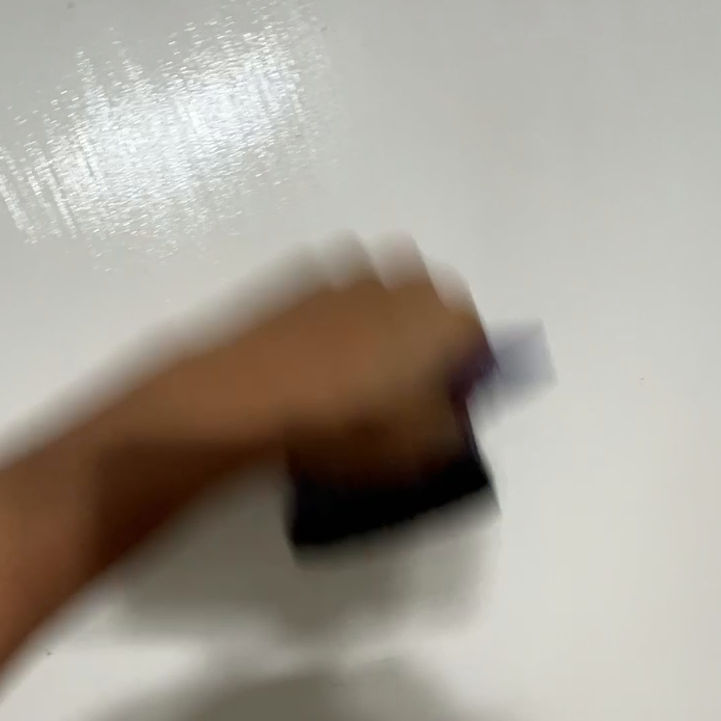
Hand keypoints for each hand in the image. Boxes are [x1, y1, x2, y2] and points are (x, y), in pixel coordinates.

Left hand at [131, 240, 486, 479]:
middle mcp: (405, 278)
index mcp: (445, 314)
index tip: (437, 410)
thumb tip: (453, 410)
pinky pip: (336, 304)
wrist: (245, 396)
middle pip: (429, 316)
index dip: (461, 380)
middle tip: (392, 399)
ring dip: (377, 334)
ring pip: (381, 306)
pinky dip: (334, 326)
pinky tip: (310, 365)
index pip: (475, 343)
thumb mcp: (417, 448)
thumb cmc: (344, 424)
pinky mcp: (301, 276)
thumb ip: (453, 424)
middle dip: (421, 350)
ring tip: (346, 383)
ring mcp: (349, 272)